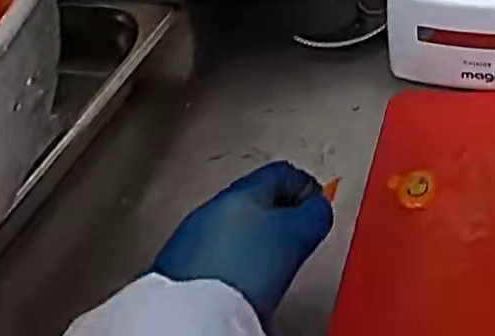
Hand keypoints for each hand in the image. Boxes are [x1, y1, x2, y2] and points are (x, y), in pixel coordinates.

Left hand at [149, 160, 333, 319]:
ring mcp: (188, 241)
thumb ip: (317, 211)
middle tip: (295, 240)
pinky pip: (214, 260)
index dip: (306, 190)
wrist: (190, 321)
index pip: (285, 173)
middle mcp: (211, 208)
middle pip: (258, 202)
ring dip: (254, 245)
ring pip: (235, 232)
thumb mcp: (300, 234)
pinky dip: (231, 268)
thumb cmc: (241, 274)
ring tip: (268, 270)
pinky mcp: (174, 274)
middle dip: (279, 219)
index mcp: (241, 190)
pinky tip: (239, 286)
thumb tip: (319, 207)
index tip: (316, 209)